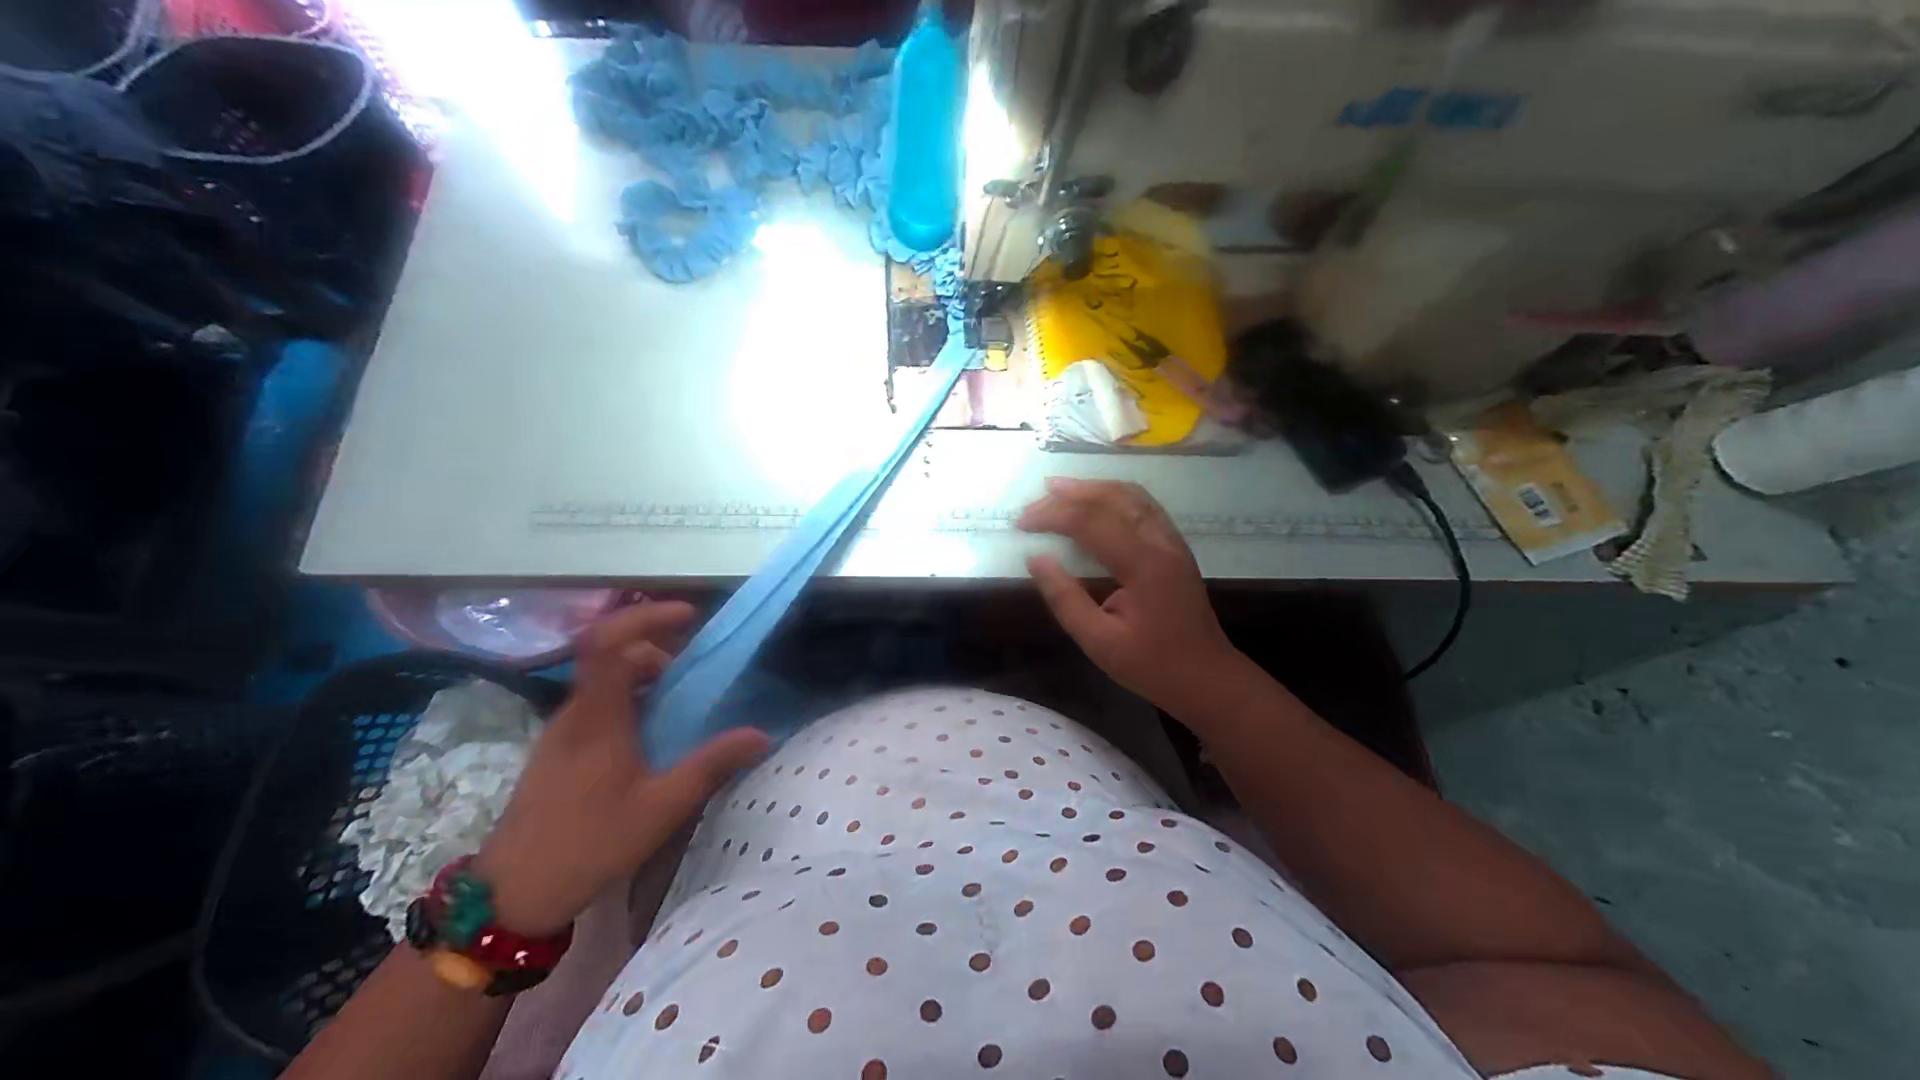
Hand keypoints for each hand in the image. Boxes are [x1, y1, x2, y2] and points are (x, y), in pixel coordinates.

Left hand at [475, 602, 769, 934]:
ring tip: (680, 706)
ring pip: (604, 681)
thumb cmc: (590, 843)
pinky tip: (650, 738)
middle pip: (612, 656)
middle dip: (657, 650)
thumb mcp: (663, 807)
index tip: (687, 616)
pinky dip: (629, 701)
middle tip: (695, 674)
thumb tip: (761, 735)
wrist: (512, 894)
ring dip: (644, 677)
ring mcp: (561, 732)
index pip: (607, 641)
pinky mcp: (557, 752)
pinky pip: (597, 706)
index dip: (644, 617)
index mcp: (597, 716)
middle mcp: (575, 713)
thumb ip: (712, 764)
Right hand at [1018, 478, 1240, 712]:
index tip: (1022, 524)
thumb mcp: (1098, 642)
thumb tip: (1036, 559)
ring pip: (1130, 495)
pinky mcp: (1175, 546)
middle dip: (1067, 496)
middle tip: (1031, 506)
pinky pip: (1143, 505)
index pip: (1090, 521)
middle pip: (1110, 498)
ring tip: (1057, 488)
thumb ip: (1065, 599)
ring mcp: (1172, 541)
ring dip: (1091, 488)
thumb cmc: (1152, 666)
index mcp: (1143, 564)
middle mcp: (1161, 542)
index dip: (1052, 515)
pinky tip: (1094, 500)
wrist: (1207, 677)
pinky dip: (1112, 495)